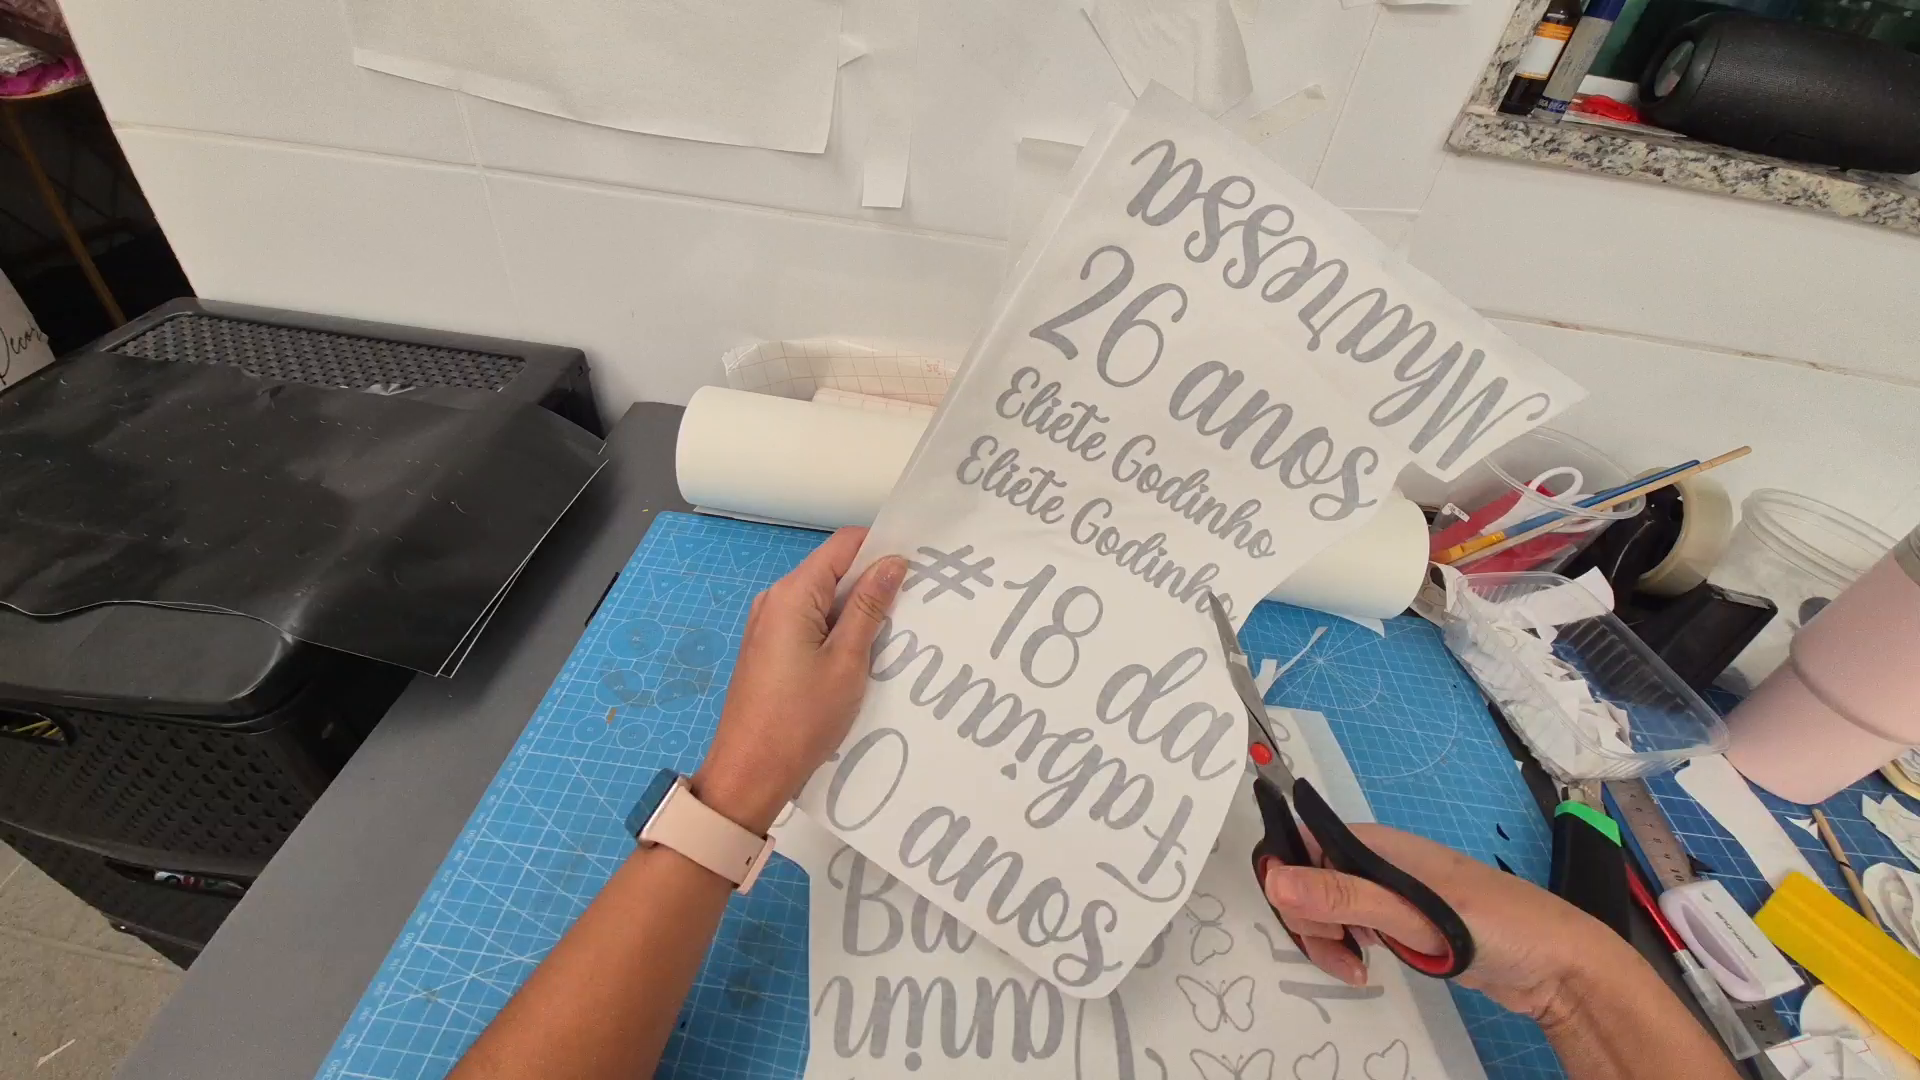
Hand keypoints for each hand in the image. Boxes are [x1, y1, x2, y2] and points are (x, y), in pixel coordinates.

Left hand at [694, 528, 905, 834]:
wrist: (748, 773)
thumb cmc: (801, 718)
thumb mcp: (847, 661)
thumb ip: (869, 607)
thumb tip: (893, 562)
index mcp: (793, 593)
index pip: (843, 544)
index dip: (880, 548)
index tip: (917, 567)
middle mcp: (776, 599)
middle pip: (833, 569)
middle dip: (872, 581)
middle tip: (914, 603)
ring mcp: (769, 623)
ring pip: (824, 598)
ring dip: (856, 609)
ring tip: (893, 631)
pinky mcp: (770, 647)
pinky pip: (810, 621)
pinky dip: (837, 628)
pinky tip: (861, 653)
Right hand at [1260, 823, 1629, 1020]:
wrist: (1563, 967)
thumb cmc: (1491, 925)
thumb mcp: (1412, 912)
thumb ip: (1341, 896)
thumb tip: (1272, 881)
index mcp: (1367, 842)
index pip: (1297, 848)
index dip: (1285, 882)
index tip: (1305, 922)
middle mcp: (1368, 860)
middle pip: (1305, 881)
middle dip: (1308, 920)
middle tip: (1340, 953)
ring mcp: (1383, 890)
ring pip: (1324, 907)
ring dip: (1325, 940)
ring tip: (1354, 969)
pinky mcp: (1397, 919)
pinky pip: (1349, 926)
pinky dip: (1346, 948)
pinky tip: (1364, 967)